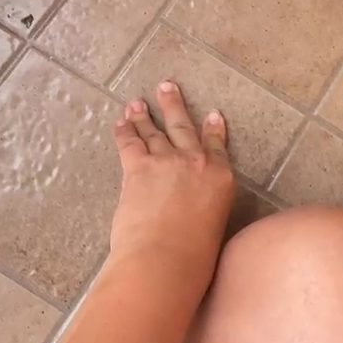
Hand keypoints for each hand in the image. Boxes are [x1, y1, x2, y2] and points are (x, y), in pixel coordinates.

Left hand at [109, 81, 236, 282]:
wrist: (166, 258)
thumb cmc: (195, 256)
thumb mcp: (214, 225)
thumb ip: (206, 207)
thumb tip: (193, 210)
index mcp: (220, 178)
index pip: (216, 146)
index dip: (213, 129)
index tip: (213, 114)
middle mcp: (196, 161)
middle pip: (183, 126)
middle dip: (174, 104)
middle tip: (167, 85)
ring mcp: (167, 161)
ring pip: (154, 131)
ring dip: (143, 115)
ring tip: (137, 103)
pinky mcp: (139, 167)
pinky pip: (130, 142)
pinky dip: (124, 131)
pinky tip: (121, 122)